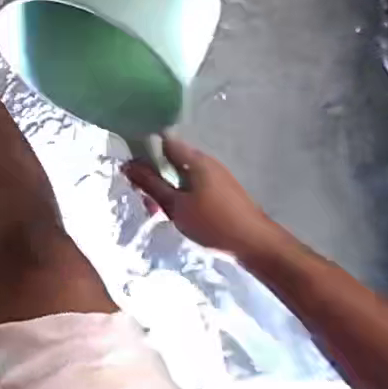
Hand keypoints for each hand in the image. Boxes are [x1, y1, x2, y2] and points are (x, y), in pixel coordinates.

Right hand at [123, 134, 291, 263]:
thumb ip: (151, 185)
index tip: (131, 168)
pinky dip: (180, 195)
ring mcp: (215, 176)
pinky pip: (192, 185)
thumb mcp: (176, 206)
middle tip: (144, 199)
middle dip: (153, 175)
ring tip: (158, 211)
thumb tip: (127, 164)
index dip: (144, 149)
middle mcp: (205, 161)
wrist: (259, 247)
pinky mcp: (221, 192)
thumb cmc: (214, 224)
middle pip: (171, 159)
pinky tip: (176, 214)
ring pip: (181, 175)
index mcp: (194, 159)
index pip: (163, 141)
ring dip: (166, 188)